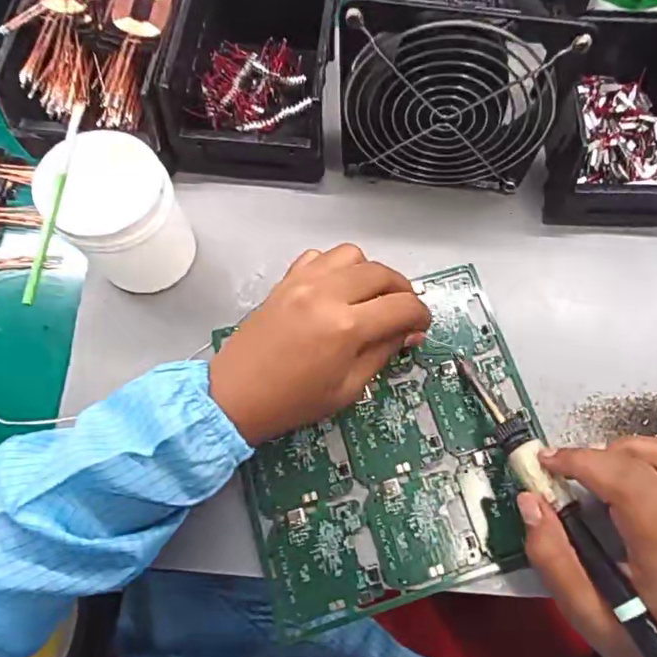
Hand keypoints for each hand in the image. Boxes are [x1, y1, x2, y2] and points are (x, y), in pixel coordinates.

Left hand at [209, 245, 429, 444]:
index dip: (420, 316)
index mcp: (346, 326)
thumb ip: (382, 353)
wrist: (236, 396)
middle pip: (382, 273)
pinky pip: (319, 257)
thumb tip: (406, 332)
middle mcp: (326, 294)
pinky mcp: (285, 282)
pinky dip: (335, 267)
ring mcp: (302, 282)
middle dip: (402, 291)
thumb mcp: (348, 388)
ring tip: (370, 298)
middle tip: (402, 313)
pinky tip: (335, 290)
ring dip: (369, 273)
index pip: (403, 306)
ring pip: (352, 255)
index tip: (420, 327)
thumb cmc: (291, 401)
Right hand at [517, 439, 656, 656]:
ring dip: (630, 454)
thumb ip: (552, 555)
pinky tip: (622, 479)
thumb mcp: (581, 611)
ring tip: (593, 468)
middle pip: (654, 467)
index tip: (547, 461)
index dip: (584, 462)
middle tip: (560, 466)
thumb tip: (531, 501)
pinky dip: (650, 464)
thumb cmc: (636, 649)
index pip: (632, 485)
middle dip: (597, 456)